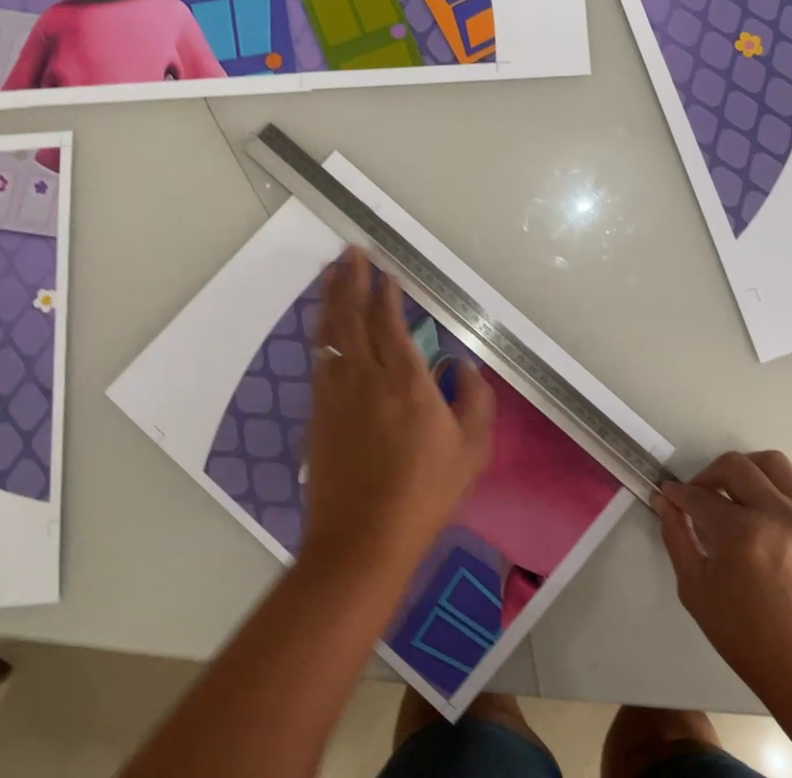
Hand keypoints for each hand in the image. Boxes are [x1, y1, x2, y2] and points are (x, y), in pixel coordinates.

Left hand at [299, 247, 494, 576]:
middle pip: (352, 317)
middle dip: (350, 280)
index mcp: (406, 381)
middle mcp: (366, 377)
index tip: (384, 271)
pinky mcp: (318, 415)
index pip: (391, 323)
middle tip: (350, 253)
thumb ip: (473, 399)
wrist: (362, 538)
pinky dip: (322, 335)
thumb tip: (459, 366)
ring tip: (332, 274)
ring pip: (330, 335)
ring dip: (330, 300)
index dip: (386, 293)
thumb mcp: (472, 449)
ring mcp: (336, 395)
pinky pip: (320, 360)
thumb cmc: (426, 494)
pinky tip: (325, 328)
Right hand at [656, 452, 791, 703]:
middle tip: (698, 496)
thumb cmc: (753, 642)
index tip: (668, 495)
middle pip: (735, 466)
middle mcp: (777, 514)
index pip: (699, 497)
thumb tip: (666, 505)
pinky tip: (765, 504)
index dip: (677, 494)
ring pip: (772, 463)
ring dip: (746, 469)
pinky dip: (777, 483)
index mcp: (741, 534)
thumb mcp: (699, 595)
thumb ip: (679, 541)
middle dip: (707, 475)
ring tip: (734, 492)